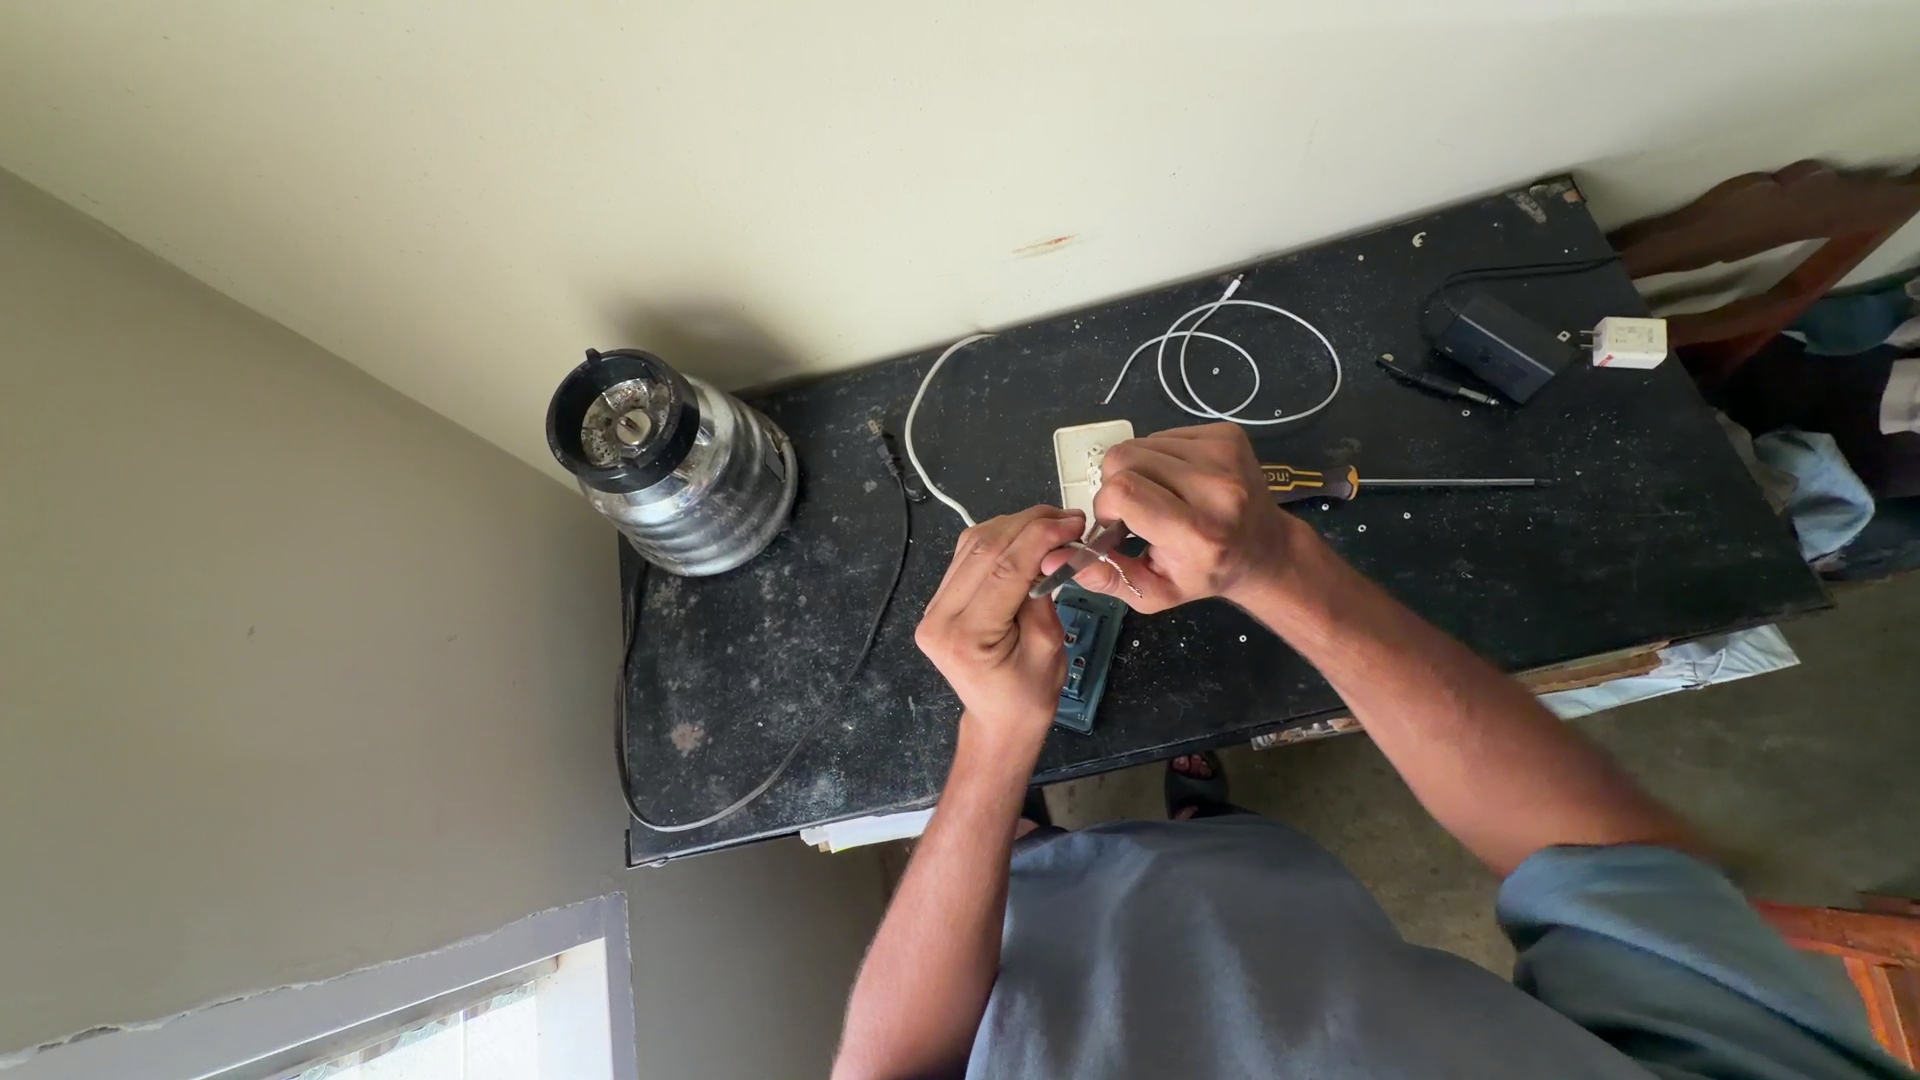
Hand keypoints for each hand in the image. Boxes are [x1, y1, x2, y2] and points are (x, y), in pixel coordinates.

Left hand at [916, 506, 1084, 750]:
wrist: (997, 721)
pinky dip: (999, 538)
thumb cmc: (1028, 698)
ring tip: (1052, 523)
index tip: (1072, 523)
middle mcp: (938, 617)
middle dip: (1029, 524)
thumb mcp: (1049, 651)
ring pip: (972, 545)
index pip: (1004, 570)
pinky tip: (1026, 535)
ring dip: (1014, 525)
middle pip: (983, 549)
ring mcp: (932, 607)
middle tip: (1068, 517)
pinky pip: (967, 555)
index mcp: (965, 637)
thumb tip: (1051, 549)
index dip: (1040, 538)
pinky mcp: (938, 600)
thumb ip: (1044, 597)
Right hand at [1043, 423, 1306, 612]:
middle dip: (1115, 483)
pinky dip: (1157, 456)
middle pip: (1125, 458)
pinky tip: (1176, 480)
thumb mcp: (1152, 593)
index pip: (1124, 490)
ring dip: (1137, 468)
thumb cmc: (1203, 574)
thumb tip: (1055, 556)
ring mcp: (1224, 454)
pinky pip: (1162, 433)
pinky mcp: (1227, 434)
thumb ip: (1103, 576)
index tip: (1117, 523)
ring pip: (1140, 442)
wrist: (1264, 550)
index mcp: (1197, 532)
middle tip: (1135, 509)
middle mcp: (1216, 488)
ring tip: (1159, 495)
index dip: (1106, 503)